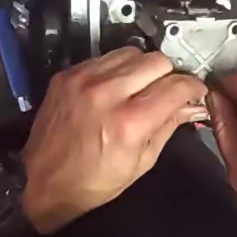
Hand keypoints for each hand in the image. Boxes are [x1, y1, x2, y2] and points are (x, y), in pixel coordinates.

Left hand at [21, 48, 207, 232]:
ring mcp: (84, 80)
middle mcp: (107, 94)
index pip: (177, 86)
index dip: (194, 88)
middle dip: (169, 76)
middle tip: (167, 92)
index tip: (195, 92)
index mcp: (129, 122)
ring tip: (140, 89)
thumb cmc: (93, 182)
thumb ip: (170, 125)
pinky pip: (106, 58)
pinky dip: (118, 70)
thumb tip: (193, 106)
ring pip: (133, 53)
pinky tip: (116, 88)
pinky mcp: (68, 75)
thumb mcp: (142, 162)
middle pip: (158, 61)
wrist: (40, 183)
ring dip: (144, 69)